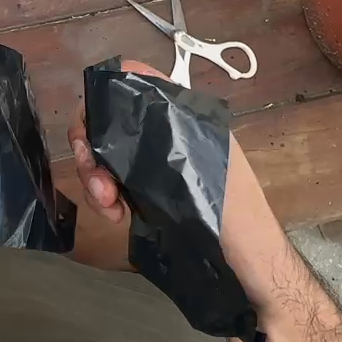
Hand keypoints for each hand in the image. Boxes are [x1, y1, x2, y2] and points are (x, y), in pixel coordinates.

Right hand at [66, 59, 277, 269]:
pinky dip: (101, 196)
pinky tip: (114, 215)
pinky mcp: (143, 190)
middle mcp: (160, 130)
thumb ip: (167, 116)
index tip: (94, 131)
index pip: (127, 80)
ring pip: (101, 153)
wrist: (250, 264)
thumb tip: (128, 77)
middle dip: (90, 148)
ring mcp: (150, 161)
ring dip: (93, 177)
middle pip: (104, 120)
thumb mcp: (201, 155)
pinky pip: (107, 181)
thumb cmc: (233, 208)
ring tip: (108, 206)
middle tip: (98, 182)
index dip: (102, 96)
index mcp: (178, 112)